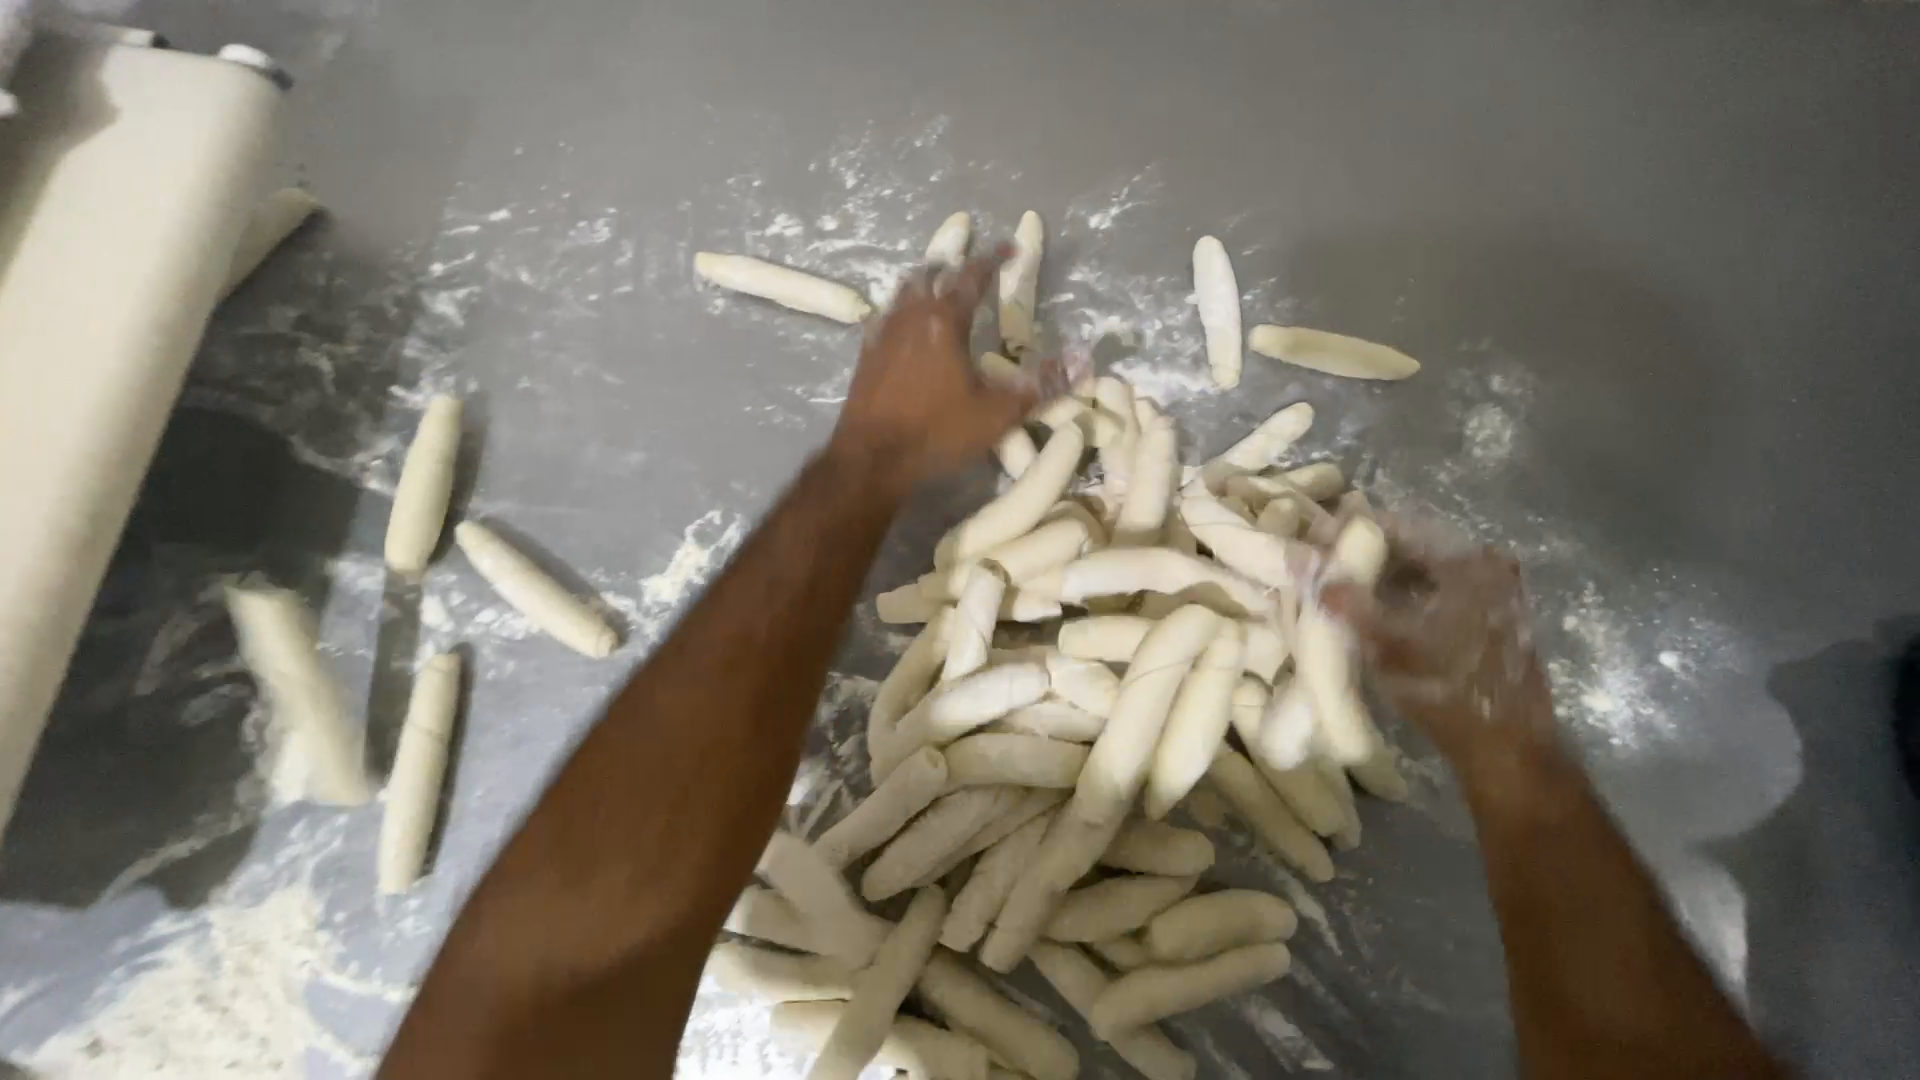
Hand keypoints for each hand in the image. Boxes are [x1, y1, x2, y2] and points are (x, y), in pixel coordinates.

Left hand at [829, 247, 1059, 494]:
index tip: (1009, 248)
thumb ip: (1041, 386)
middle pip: (930, 275)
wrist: (872, 458)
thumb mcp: (997, 414)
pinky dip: (900, 312)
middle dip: (953, 266)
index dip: (993, 259)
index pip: (972, 276)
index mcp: (944, 321)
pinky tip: (903, 327)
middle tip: (969, 267)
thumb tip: (1084, 361)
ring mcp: (882, 335)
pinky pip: (884, 319)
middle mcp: (910, 317)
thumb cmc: (937, 432)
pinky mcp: (865, 356)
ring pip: (903, 294)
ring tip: (937, 287)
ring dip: (923, 283)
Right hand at [1321, 526, 1557, 776]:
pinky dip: (1398, 594)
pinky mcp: (1487, 616)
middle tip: (1319, 564)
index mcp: (1467, 561)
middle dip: (1360, 554)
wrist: (1507, 747)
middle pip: (1408, 546)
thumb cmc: (1447, 689)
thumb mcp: (1387, 642)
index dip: (1348, 532)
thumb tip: (1301, 559)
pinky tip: (1370, 609)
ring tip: (1336, 586)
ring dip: (1377, 575)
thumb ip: (1344, 598)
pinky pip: (1431, 590)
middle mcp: (1486, 565)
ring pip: (1419, 569)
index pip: (1396, 527)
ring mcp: (1491, 591)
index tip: (1311, 539)